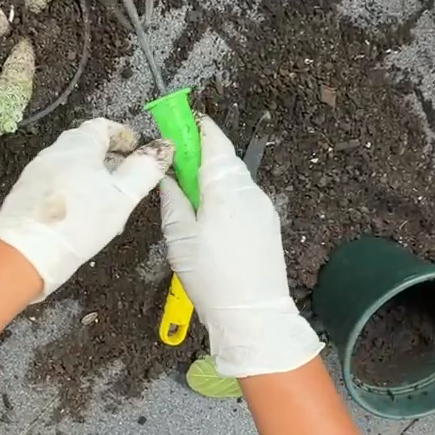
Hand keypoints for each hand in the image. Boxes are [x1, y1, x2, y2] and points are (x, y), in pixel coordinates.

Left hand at [0, 118, 172, 300]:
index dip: (122, 134)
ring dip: (89, 173)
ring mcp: (36, 172)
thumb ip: (144, 169)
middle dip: (106, 154)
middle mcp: (53, 152)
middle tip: (124, 172)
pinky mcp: (25, 194)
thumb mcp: (122, 196)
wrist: (26, 252)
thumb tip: (163, 148)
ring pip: (68, 164)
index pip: (102, 126)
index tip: (135, 147)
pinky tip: (80, 211)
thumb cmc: (80, 221)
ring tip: (105, 195)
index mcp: (78, 145)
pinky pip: (54, 182)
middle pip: (84, 144)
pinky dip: (72, 187)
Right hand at [158, 117, 322, 377]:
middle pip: (224, 159)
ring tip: (189, 195)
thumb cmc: (212, 277)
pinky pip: (244, 197)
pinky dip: (225, 195)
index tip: (179, 121)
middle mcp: (249, 190)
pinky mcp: (268, 224)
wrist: (253, 314)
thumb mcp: (179, 239)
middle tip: (175, 163)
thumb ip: (172, 200)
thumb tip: (167, 176)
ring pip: (234, 179)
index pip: (214, 141)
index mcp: (225, 189)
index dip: (197, 127)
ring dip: (212, 177)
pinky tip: (210, 216)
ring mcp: (263, 207)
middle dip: (200, 154)